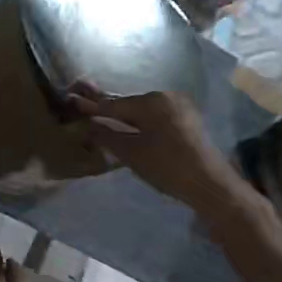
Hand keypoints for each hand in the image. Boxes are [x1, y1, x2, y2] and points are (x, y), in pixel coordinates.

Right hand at [65, 84, 237, 205]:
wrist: (210, 185)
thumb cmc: (166, 166)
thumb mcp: (130, 152)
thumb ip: (105, 134)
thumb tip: (86, 124)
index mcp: (152, 101)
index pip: (114, 104)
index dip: (91, 107)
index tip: (71, 100)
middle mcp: (166, 97)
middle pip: (129, 105)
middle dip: (110, 112)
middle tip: (88, 116)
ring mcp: (181, 108)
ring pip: (144, 112)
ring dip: (126, 120)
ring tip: (107, 127)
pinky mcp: (189, 121)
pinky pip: (157, 118)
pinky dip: (142, 125)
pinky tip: (133, 134)